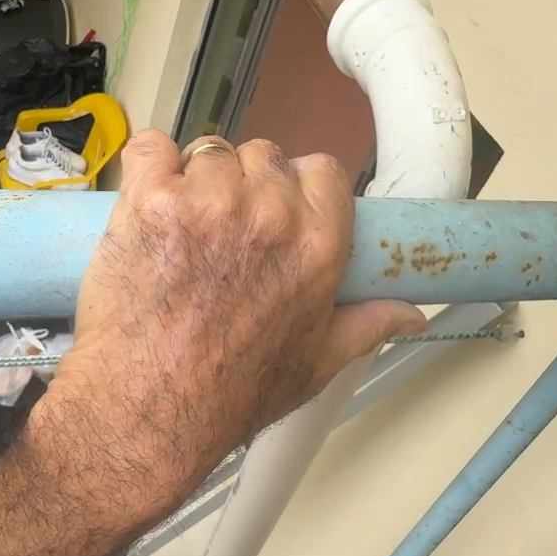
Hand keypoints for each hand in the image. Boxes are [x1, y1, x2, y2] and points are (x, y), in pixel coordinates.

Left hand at [31, 131, 426, 516]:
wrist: (146, 408)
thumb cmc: (229, 393)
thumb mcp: (315, 363)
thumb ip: (367, 325)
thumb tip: (410, 314)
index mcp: (316, 245)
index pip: (321, 169)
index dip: (297, 183)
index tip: (277, 204)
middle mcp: (267, 215)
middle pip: (263, 156)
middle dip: (245, 182)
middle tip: (222, 226)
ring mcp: (206, 203)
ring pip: (209, 152)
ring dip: (197, 179)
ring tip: (182, 225)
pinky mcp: (150, 201)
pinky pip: (152, 147)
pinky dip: (149, 162)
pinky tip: (150, 198)